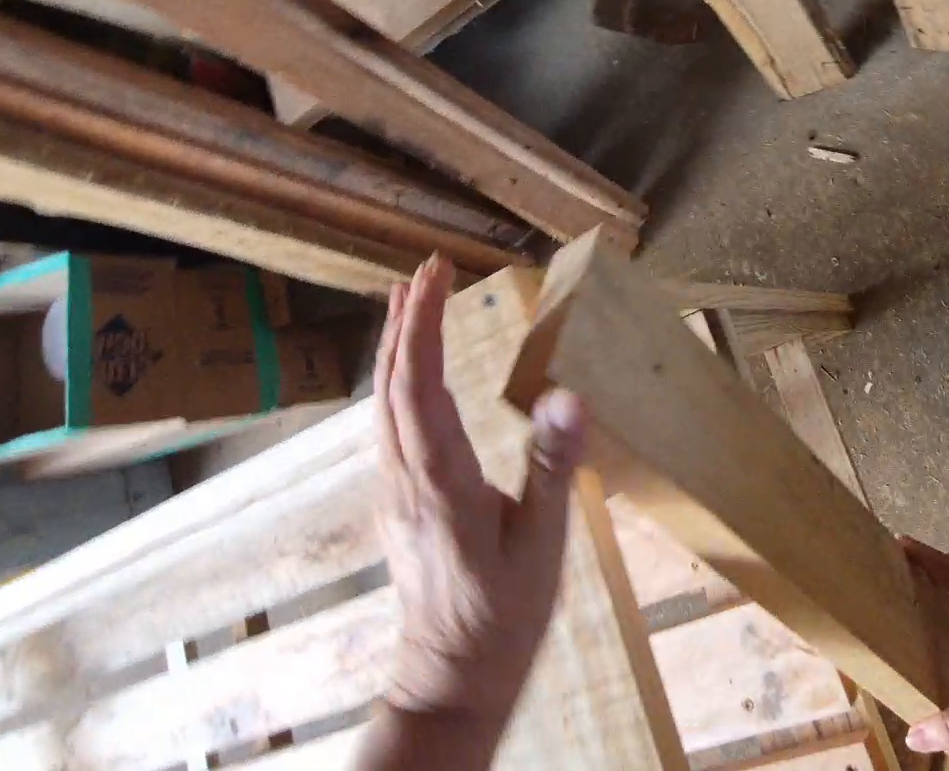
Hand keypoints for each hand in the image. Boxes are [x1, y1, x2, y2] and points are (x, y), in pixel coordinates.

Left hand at [372, 256, 587, 721]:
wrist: (450, 679)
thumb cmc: (504, 612)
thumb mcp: (542, 542)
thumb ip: (551, 466)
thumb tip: (567, 394)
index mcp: (441, 478)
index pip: (419, 382)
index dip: (422, 322)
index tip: (435, 273)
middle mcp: (405, 476)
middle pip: (389, 383)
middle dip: (403, 320)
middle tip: (425, 270)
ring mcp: (393, 490)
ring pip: (381, 402)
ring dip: (393, 346)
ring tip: (408, 302)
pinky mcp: (397, 501)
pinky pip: (387, 422)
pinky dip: (396, 379)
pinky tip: (409, 373)